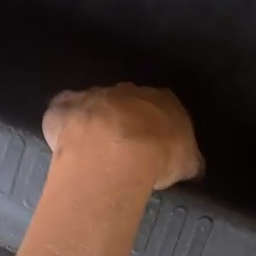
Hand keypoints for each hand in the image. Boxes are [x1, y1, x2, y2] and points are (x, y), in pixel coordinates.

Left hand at [43, 83, 203, 190]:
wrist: (119, 153)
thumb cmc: (161, 155)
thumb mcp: (188, 162)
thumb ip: (189, 158)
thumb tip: (193, 164)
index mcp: (162, 99)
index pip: (162, 108)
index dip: (157, 128)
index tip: (154, 147)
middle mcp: (127, 91)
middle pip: (126, 105)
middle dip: (124, 124)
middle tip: (123, 154)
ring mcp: (92, 96)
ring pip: (93, 108)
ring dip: (94, 126)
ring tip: (94, 156)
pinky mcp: (63, 109)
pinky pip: (62, 115)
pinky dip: (63, 127)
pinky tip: (66, 147)